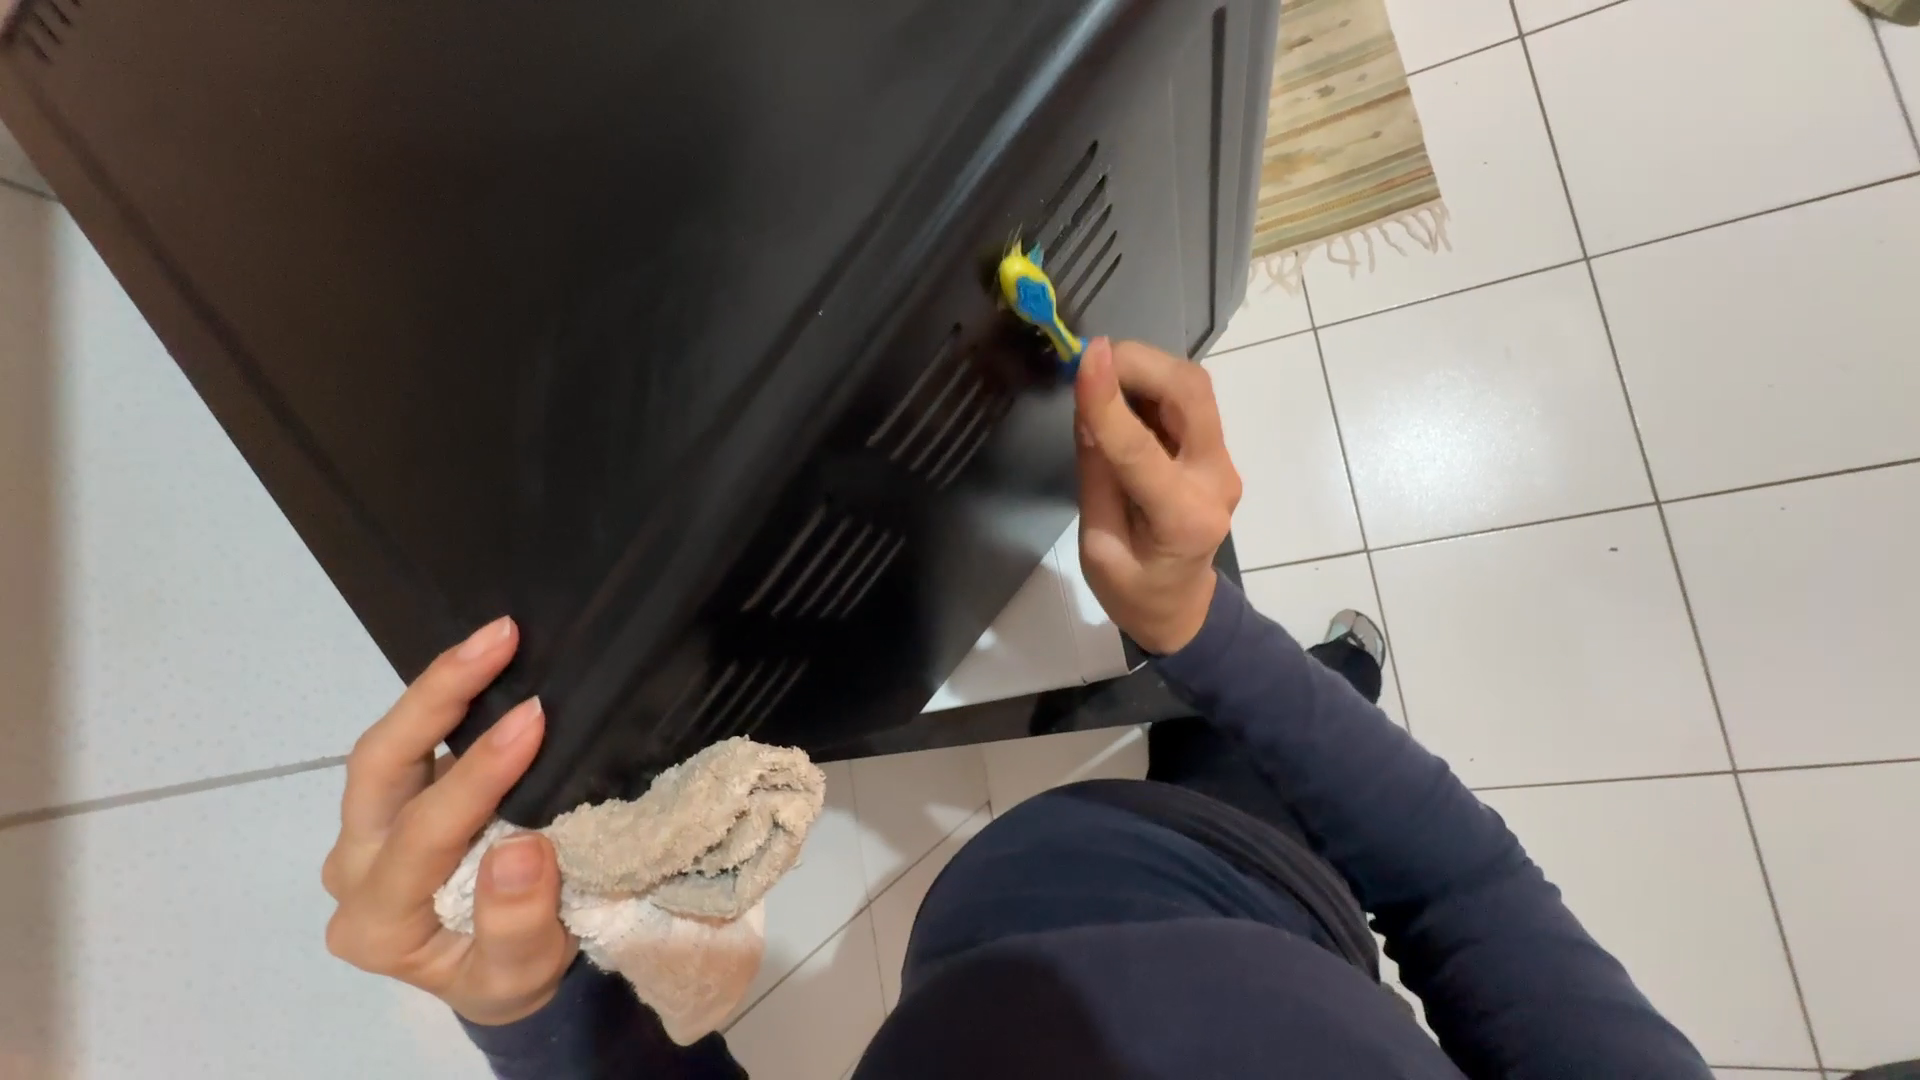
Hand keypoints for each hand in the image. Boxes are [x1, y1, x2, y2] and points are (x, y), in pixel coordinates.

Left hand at [322, 617, 577, 1025]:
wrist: (499, 970)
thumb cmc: (512, 973)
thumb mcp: (521, 974)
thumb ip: (515, 926)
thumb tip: (520, 849)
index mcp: (379, 919)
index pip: (423, 833)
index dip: (476, 773)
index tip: (536, 718)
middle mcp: (355, 870)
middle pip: (377, 768)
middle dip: (435, 696)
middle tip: (500, 639)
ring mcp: (368, 834)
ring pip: (386, 748)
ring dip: (439, 686)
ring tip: (497, 637)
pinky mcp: (395, 808)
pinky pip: (411, 746)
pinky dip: (447, 700)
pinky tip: (488, 667)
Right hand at [1074, 338, 1240, 653]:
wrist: (1182, 609)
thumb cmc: (1133, 593)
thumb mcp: (1099, 546)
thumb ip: (1097, 476)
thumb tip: (1087, 410)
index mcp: (1182, 519)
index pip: (1140, 449)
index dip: (1109, 400)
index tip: (1084, 356)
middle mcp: (1215, 482)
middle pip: (1191, 394)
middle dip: (1141, 362)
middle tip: (1092, 359)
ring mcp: (1221, 464)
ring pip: (1194, 389)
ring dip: (1147, 368)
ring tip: (1100, 373)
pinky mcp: (1214, 453)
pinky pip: (1187, 402)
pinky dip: (1151, 384)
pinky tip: (1120, 392)